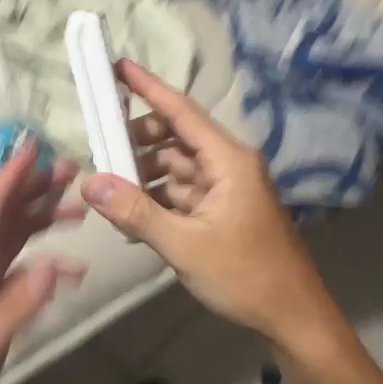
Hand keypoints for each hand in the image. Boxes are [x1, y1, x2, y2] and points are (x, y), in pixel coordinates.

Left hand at [0, 142, 86, 383]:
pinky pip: (22, 270)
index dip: (12, 175)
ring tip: (79, 208)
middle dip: (36, 189)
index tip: (35, 146)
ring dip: (43, 220)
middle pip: (6, 215)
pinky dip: (47, 263)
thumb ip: (21, 301)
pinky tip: (73, 268)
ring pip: (16, 238)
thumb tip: (59, 264)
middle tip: (72, 169)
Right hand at [80, 60, 339, 346]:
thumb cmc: (246, 275)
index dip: (148, 87)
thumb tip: (89, 183)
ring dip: (143, 173)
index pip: (181, 111)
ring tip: (108, 184)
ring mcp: (226, 189)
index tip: (117, 65)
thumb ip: (135, 212)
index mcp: (228, 160)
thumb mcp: (185, 245)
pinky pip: (181, 192)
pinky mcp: (222, 211)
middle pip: (174, 137)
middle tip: (99, 147)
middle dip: (137, 139)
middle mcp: (228, 165)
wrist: (293, 317)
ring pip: (175, 166)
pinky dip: (156, 197)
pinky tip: (130, 212)